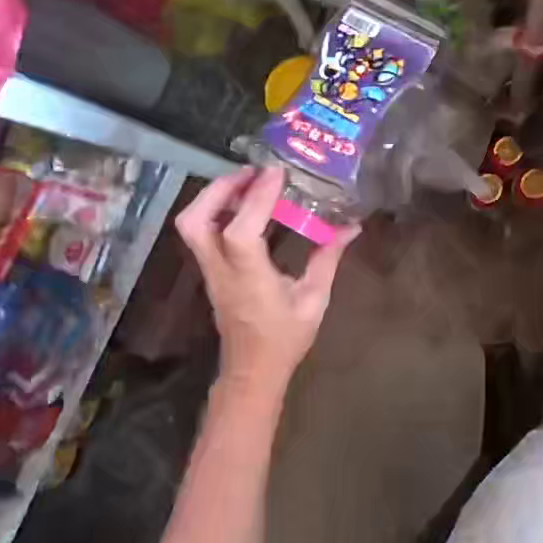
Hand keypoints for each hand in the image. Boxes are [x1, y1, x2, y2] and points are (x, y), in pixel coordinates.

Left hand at [174, 166, 357, 388]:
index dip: (254, 199)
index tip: (275, 173)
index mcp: (249, 279)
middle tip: (252, 172)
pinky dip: (217, 210)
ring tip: (248, 182)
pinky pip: (202, 234)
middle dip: (220, 189)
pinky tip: (245, 204)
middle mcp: (222, 271)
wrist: (253, 371)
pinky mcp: (211, 272)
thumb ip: (328, 259)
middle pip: (196, 222)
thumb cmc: (285, 338)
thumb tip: (350, 226)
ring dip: (214, 196)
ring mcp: (210, 272)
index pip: (240, 232)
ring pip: (192, 226)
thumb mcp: (315, 300)